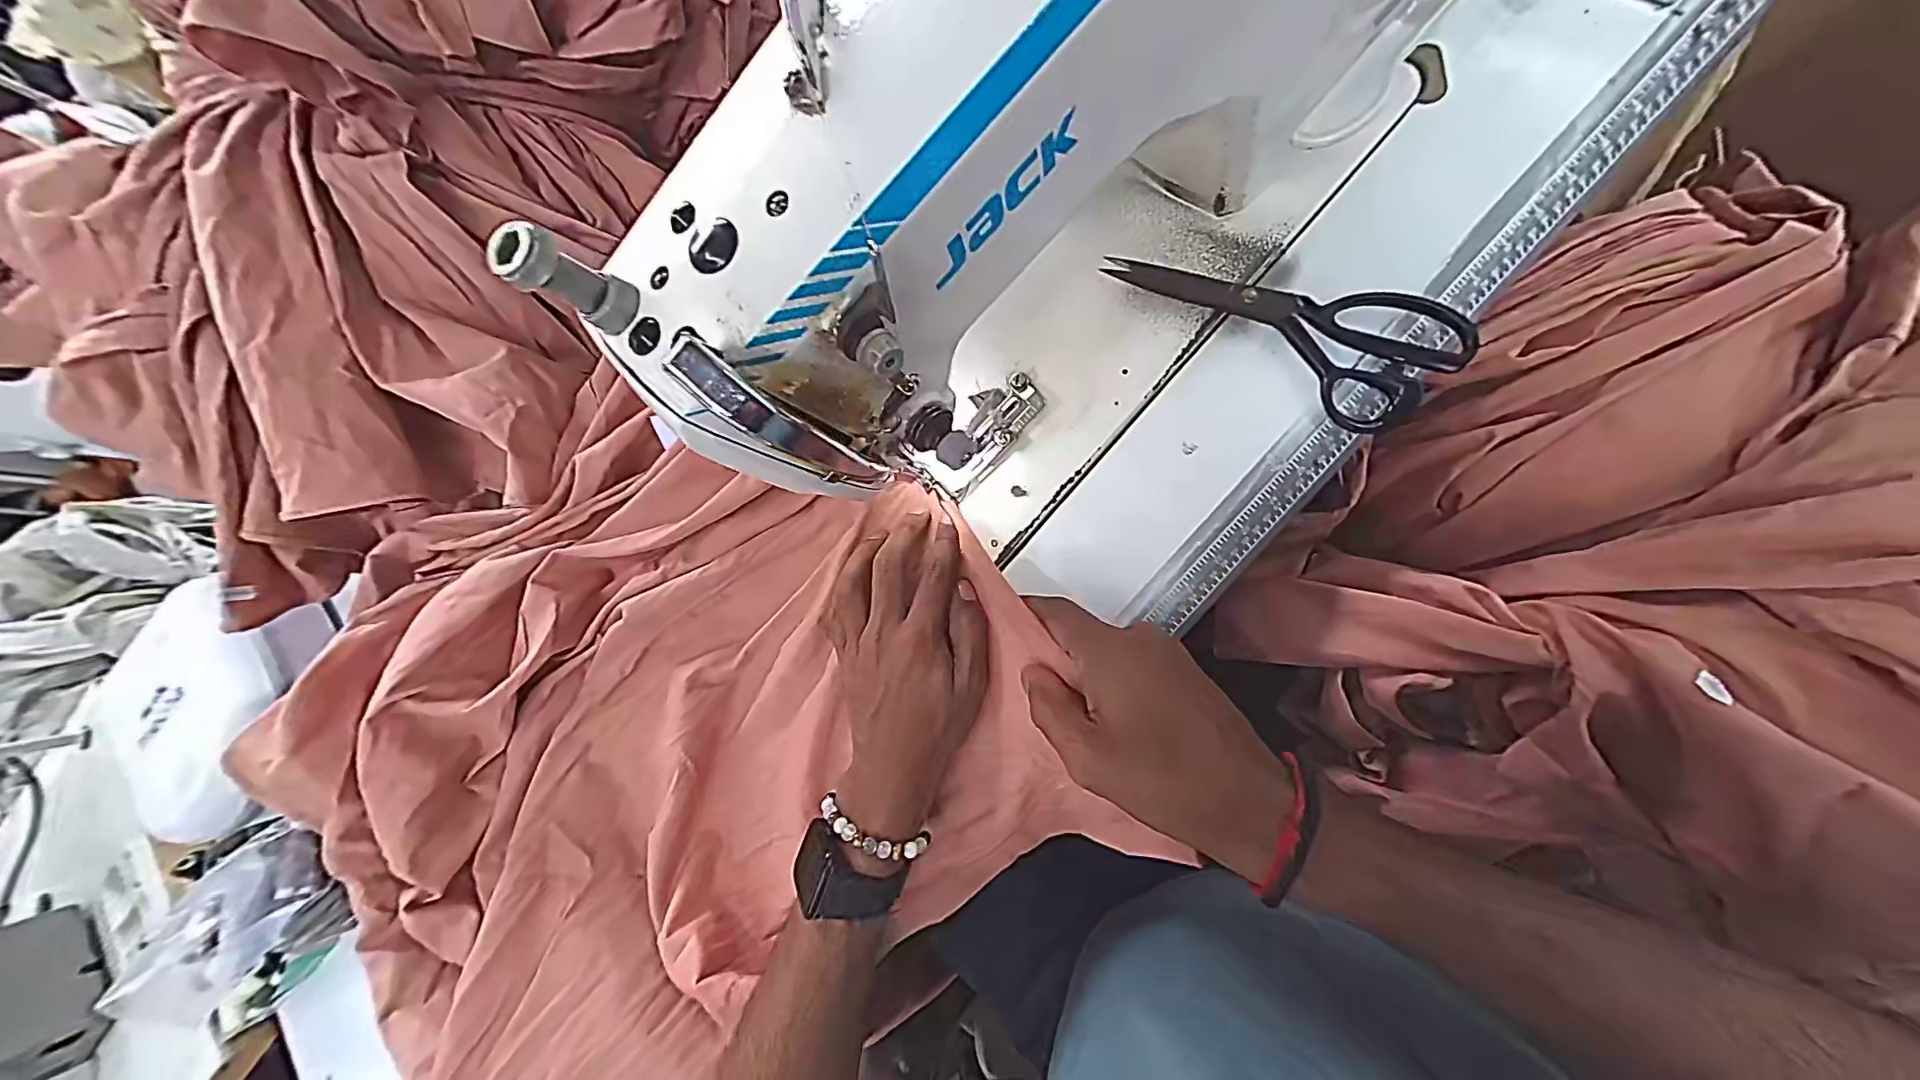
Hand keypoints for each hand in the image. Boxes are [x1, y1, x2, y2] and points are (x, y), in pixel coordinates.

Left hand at [827, 514, 989, 869]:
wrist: (891, 764)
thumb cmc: (937, 728)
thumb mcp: (971, 687)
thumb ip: (970, 635)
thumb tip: (962, 593)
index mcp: (920, 639)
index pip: (932, 578)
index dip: (941, 547)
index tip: (947, 525)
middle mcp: (884, 632)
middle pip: (889, 568)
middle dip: (904, 535)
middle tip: (916, 516)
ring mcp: (859, 640)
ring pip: (854, 582)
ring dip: (867, 551)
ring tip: (881, 533)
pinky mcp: (845, 651)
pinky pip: (836, 607)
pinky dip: (842, 582)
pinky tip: (851, 571)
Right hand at [1022, 597, 1293, 882]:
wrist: (1247, 800)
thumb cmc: (1164, 781)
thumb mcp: (1087, 757)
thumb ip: (1049, 708)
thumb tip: (1035, 673)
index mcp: (1110, 651)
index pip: (1056, 612)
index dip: (1027, 613)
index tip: (1005, 626)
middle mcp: (1140, 638)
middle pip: (1082, 634)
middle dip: (1059, 659)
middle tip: (1047, 700)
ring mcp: (1167, 651)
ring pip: (1109, 651)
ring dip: (1090, 675)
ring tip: (1087, 721)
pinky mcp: (1185, 668)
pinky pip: (1134, 661)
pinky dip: (1116, 681)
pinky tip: (1120, 721)